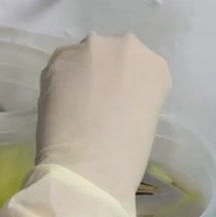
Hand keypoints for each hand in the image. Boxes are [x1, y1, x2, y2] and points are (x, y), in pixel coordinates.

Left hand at [0, 34, 171, 216]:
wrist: (89, 170)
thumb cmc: (127, 159)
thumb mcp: (145, 123)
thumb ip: (133, 100)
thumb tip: (111, 99)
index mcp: (156, 67)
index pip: (143, 72)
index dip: (129, 92)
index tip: (122, 110)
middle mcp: (127, 46)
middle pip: (114, 57)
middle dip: (105, 77)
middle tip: (97, 108)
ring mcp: (92, 48)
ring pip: (86, 59)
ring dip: (82, 77)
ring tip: (75, 109)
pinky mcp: (60, 57)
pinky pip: (62, 67)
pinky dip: (61, 84)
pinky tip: (60, 108)